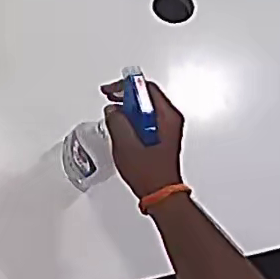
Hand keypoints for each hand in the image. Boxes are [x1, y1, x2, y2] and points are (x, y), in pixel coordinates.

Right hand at [101, 78, 185, 199]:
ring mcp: (167, 128)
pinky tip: (120, 126)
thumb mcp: (126, 144)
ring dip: (128, 106)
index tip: (111, 90)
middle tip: (109, 96)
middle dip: (126, 94)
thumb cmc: (149, 172)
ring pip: (146, 107)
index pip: (147, 89)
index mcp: (166, 118)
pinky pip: (146, 118)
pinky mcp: (161, 136)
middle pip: (148, 95)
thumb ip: (117, 122)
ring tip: (112, 113)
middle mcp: (170, 120)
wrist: (160, 193)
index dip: (126, 85)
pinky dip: (132, 117)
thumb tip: (112, 110)